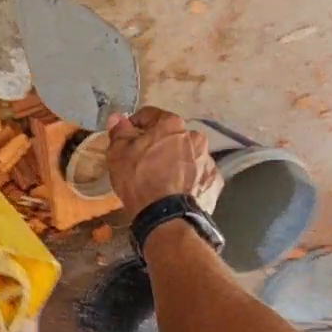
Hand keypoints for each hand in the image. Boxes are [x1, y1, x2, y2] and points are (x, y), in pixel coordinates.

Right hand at [105, 107, 220, 218]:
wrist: (166, 216)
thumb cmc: (139, 180)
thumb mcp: (118, 155)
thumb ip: (119, 132)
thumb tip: (117, 117)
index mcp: (171, 125)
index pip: (149, 115)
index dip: (134, 125)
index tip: (125, 138)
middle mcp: (194, 137)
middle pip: (171, 136)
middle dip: (158, 144)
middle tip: (143, 162)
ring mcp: (208, 159)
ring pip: (186, 155)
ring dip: (175, 161)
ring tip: (161, 179)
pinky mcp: (214, 181)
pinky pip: (197, 174)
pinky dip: (188, 179)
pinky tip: (176, 191)